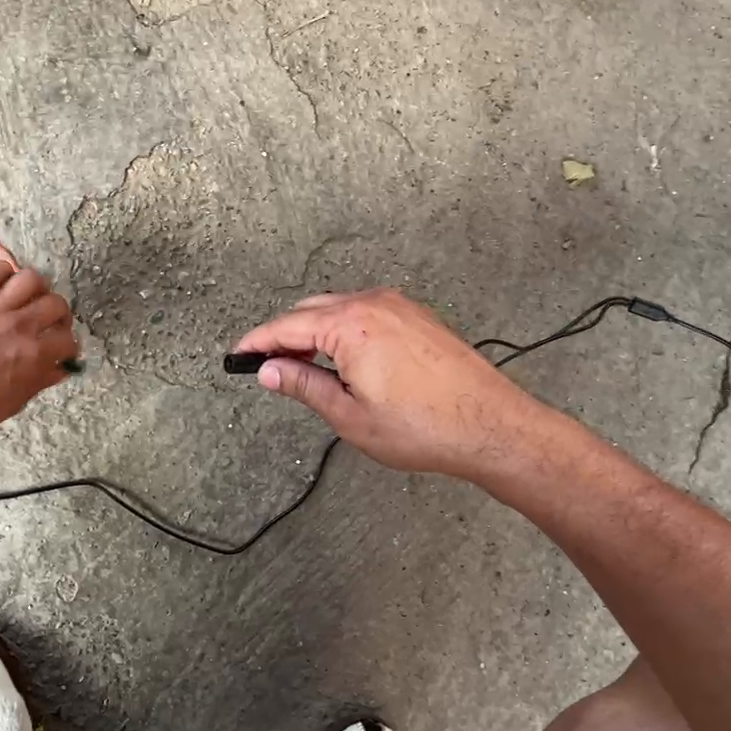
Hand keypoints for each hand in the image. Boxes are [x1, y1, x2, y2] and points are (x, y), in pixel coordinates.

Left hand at [0, 261, 78, 440]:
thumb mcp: (12, 404)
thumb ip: (38, 382)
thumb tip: (59, 369)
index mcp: (34, 355)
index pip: (67, 340)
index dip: (68, 346)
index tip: (62, 351)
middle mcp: (20, 325)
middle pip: (56, 304)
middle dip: (58, 315)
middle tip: (49, 323)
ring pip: (30, 279)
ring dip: (35, 288)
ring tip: (29, 298)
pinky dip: (1, 271)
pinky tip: (3, 282)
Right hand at [233, 288, 568, 477]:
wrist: (492, 427)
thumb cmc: (426, 427)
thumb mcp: (349, 416)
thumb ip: (302, 385)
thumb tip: (268, 371)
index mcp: (350, 325)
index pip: (286, 327)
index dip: (257, 342)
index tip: (237, 354)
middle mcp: (372, 304)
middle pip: (308, 310)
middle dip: (284, 336)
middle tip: (268, 367)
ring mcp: (398, 306)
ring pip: (336, 308)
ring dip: (313, 331)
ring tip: (304, 367)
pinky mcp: (415, 315)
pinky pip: (363, 310)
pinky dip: (341, 328)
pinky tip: (342, 357)